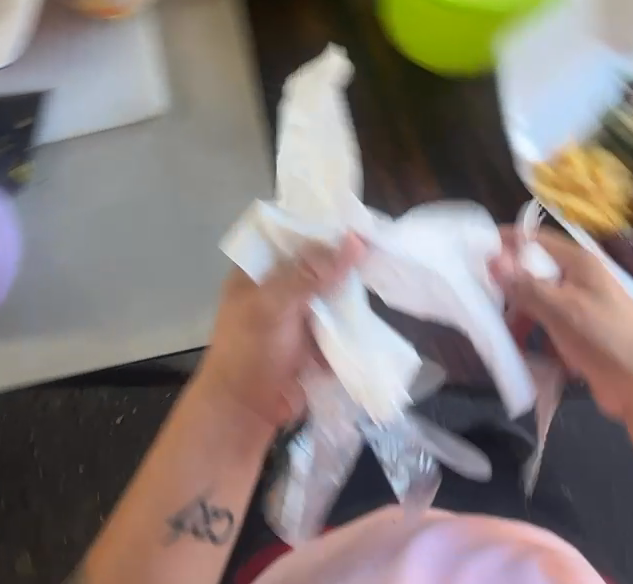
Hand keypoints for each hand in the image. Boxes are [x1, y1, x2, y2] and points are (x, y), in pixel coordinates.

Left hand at [193, 236, 365, 434]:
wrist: (246, 414)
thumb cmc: (249, 351)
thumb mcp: (274, 304)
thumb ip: (311, 273)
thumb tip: (354, 241)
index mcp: (257, 269)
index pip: (291, 234)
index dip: (322, 226)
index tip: (357, 217)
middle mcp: (277, 286)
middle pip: (317, 263)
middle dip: (344, 258)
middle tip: (381, 242)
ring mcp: (297, 313)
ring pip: (331, 292)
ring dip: (352, 290)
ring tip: (386, 268)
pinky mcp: (314, 339)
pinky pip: (339, 321)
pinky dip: (354, 319)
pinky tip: (378, 305)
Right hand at [491, 230, 632, 424]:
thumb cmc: (606, 340)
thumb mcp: (560, 310)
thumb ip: (524, 284)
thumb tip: (491, 258)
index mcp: (579, 263)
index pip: (535, 239)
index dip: (506, 242)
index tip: (477, 252)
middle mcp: (580, 279)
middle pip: (533, 272)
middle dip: (510, 288)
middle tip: (486, 300)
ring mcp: (581, 307)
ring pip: (538, 301)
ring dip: (520, 317)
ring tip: (508, 336)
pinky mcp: (581, 333)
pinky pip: (548, 325)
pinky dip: (535, 336)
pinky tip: (526, 352)